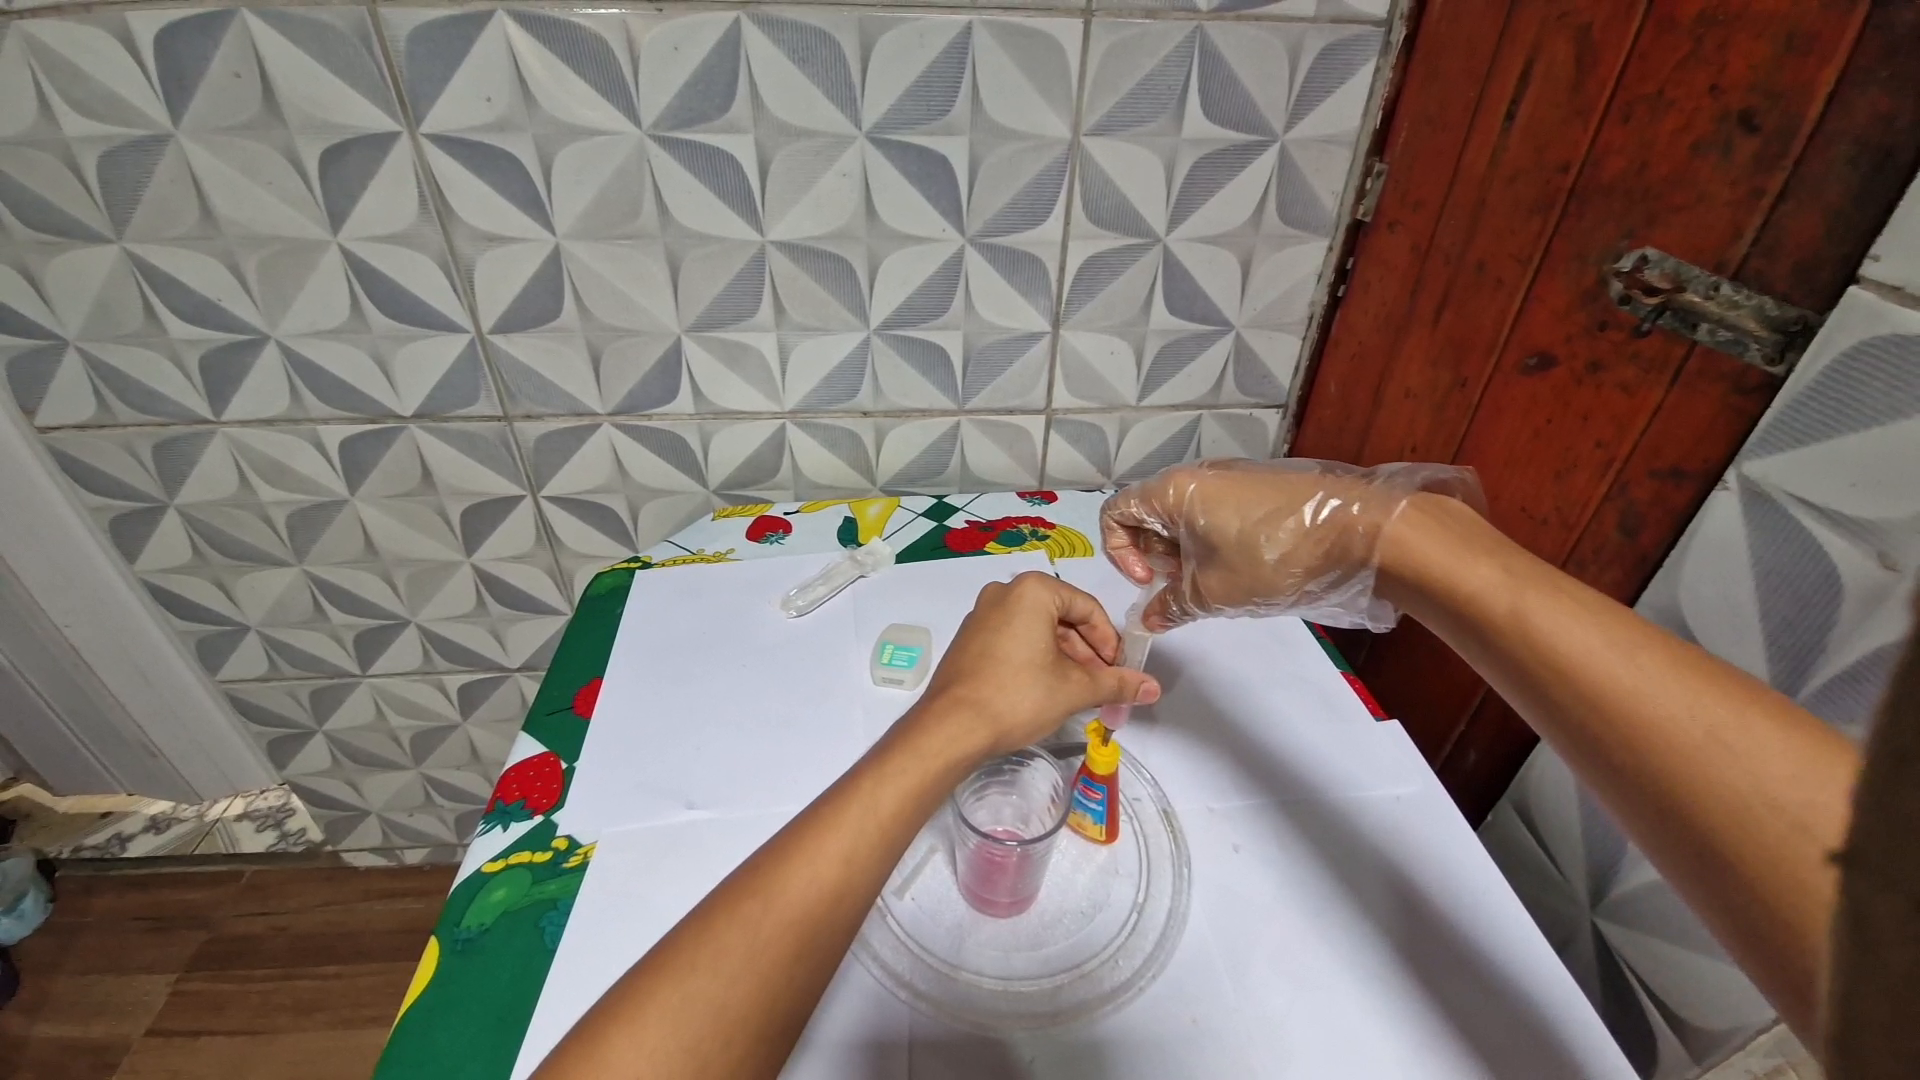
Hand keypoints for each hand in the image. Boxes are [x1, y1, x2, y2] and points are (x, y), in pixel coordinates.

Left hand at [909, 572, 1160, 758]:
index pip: (1088, 608)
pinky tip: (1047, 689)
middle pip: (1062, 616)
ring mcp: (982, 614)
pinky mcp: (970, 638)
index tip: (1119, 672)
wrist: (951, 727)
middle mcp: (1004, 592)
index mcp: (1032, 590)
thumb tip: (1153, 687)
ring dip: (1065, 657)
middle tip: (1103, 685)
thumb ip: (1116, 683)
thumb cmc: (1017, 697)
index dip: (1110, 641)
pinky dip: (1037, 658)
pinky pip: (1015, 638)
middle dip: (1088, 652)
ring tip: (1078, 692)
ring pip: (1038, 629)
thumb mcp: (1074, 689)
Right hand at [1101, 458, 1483, 631]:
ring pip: (1183, 518)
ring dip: (1186, 554)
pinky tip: (1243, 568)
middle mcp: (1194, 476)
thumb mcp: (1215, 592)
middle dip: (1156, 558)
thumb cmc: (1273, 557)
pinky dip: (1212, 543)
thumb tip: (1149, 620)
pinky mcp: (1256, 487)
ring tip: (1216, 583)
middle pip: (1149, 515)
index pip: (1115, 513)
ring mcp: (1228, 479)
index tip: (1151, 580)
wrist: (1361, 530)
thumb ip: (1172, 605)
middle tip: (1185, 588)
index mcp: (1172, 492)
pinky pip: (1213, 513)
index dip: (1120, 552)